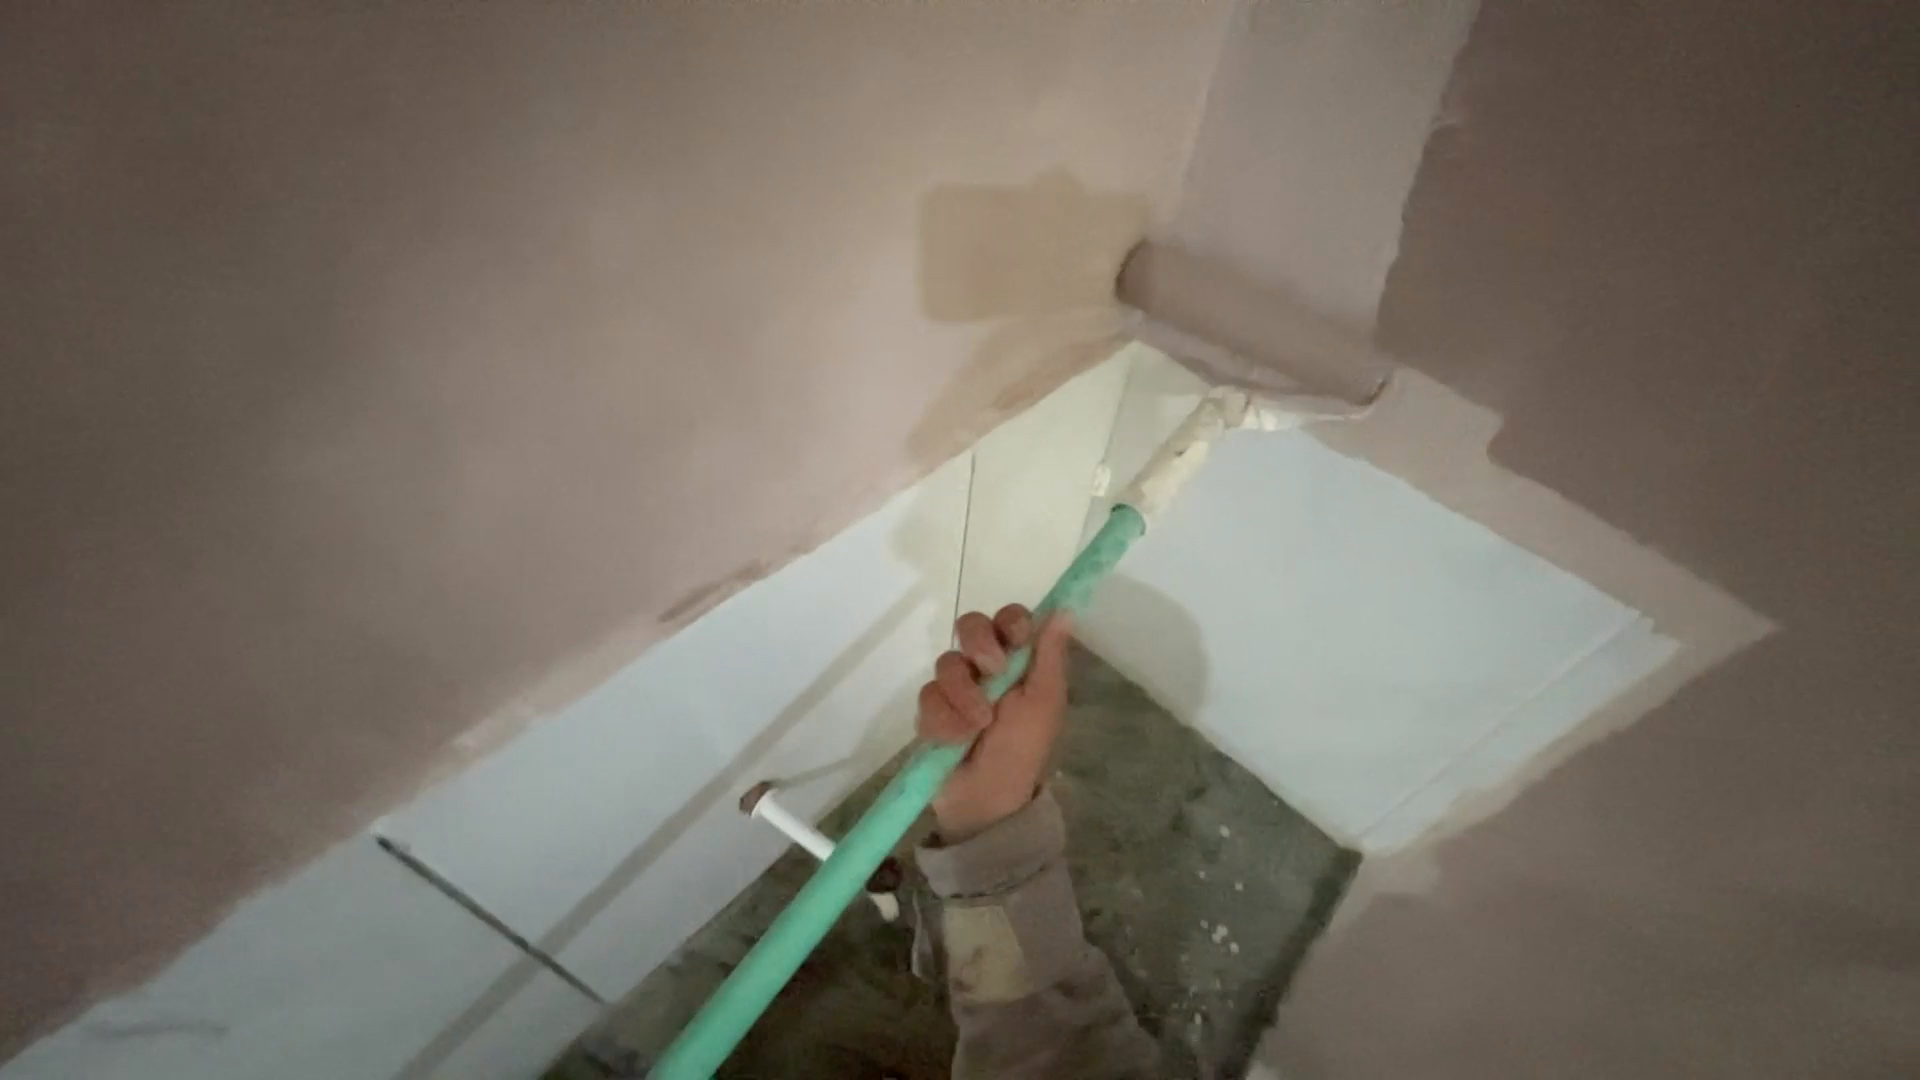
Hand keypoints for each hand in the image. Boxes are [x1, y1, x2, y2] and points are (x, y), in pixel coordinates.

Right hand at [916, 604, 1073, 842]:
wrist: (987, 799)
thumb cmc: (1023, 748)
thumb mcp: (1044, 701)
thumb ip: (1050, 654)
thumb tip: (1065, 608)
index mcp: (1019, 661)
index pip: (1009, 618)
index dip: (1009, 620)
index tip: (1016, 638)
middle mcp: (985, 666)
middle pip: (970, 626)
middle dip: (979, 645)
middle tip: (991, 672)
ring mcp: (956, 686)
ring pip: (947, 663)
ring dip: (964, 695)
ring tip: (977, 726)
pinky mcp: (931, 709)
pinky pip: (928, 696)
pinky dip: (943, 719)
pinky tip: (954, 740)